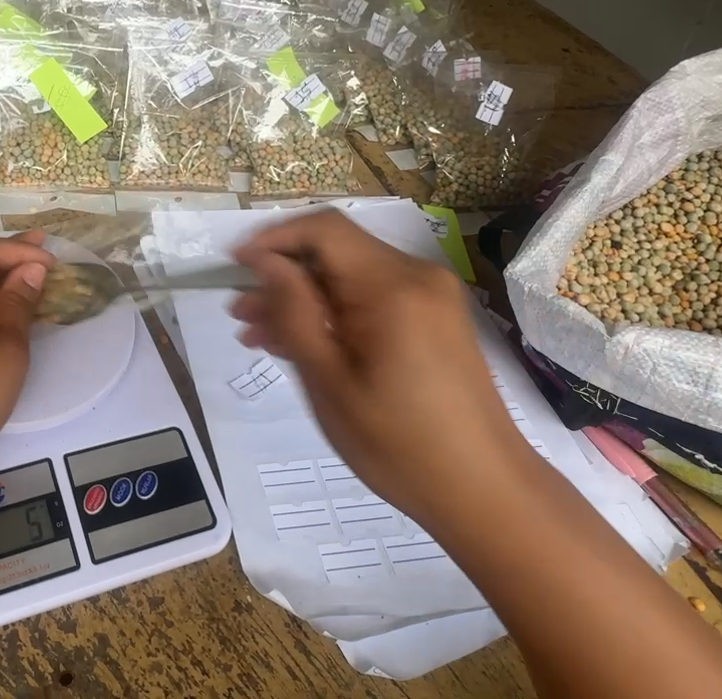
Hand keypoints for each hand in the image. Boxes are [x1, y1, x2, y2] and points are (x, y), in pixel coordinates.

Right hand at [229, 209, 531, 522]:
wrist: (487, 493)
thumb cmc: (399, 443)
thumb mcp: (328, 380)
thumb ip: (293, 311)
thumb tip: (264, 261)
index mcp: (392, 286)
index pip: (323, 229)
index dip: (273, 238)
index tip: (234, 266)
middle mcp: (416, 276)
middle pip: (335, 252)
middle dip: (283, 277)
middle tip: (239, 313)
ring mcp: (430, 297)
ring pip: (350, 278)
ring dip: (304, 299)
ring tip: (258, 334)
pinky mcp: (434, 320)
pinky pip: (372, 299)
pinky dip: (335, 314)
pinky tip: (302, 344)